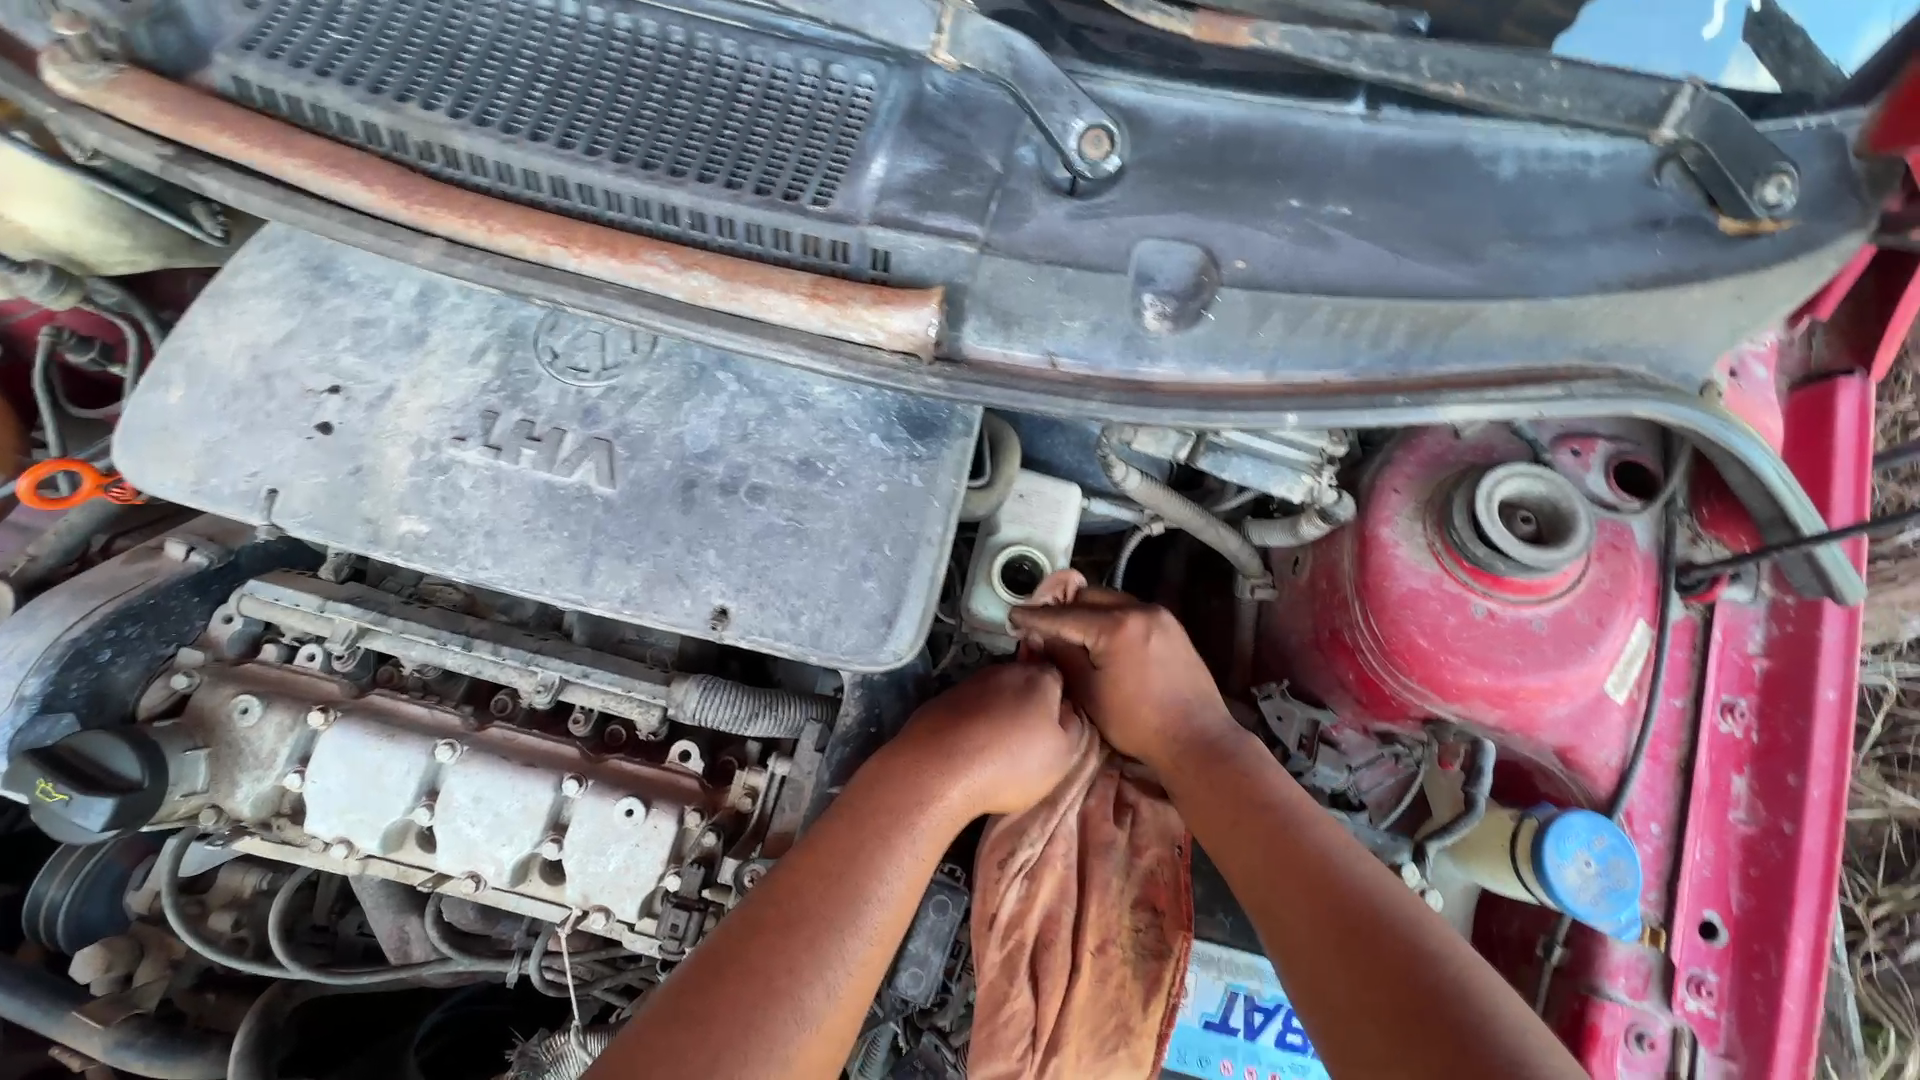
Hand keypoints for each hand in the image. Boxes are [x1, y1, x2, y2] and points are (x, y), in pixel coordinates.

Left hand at [880, 662, 1083, 817]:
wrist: (938, 769)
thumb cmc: (1011, 764)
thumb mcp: (1062, 755)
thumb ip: (1073, 726)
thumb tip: (1068, 709)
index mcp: (1039, 679)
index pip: (1058, 675)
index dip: (1059, 698)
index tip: (1056, 723)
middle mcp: (1003, 671)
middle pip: (1024, 681)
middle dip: (1028, 703)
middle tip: (1028, 737)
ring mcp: (969, 683)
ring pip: (994, 693)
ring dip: (998, 712)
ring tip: (996, 747)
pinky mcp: (941, 699)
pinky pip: (967, 708)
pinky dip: (972, 722)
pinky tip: (969, 747)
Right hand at [1008, 587, 1237, 771]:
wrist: (1197, 739)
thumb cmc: (1138, 724)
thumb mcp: (1089, 693)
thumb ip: (1062, 657)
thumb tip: (1042, 636)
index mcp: (1117, 626)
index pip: (1064, 615)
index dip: (1035, 616)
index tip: (1014, 616)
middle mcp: (1140, 609)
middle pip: (1088, 597)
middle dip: (1062, 609)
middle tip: (1040, 625)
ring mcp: (1160, 616)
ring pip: (1111, 601)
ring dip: (1087, 613)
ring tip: (1069, 633)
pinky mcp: (1172, 626)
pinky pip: (1130, 612)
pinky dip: (1110, 619)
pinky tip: (1100, 639)